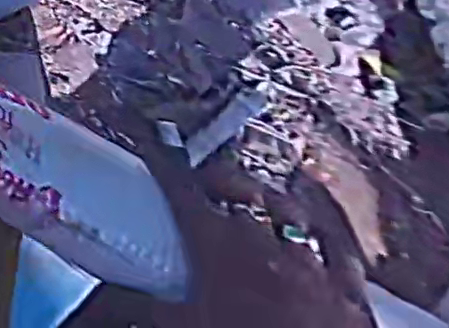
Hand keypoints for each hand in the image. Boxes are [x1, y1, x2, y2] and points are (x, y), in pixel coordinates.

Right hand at [126, 130, 375, 327]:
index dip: (163, 158)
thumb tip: (95, 298)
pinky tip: (315, 238)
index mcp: (217, 244)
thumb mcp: (177, 326)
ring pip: (292, 215)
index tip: (152, 139)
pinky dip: (323, 239)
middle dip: (220, 178)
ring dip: (269, 203)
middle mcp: (264, 245)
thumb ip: (136, 303)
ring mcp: (314, 270)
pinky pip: (341, 255)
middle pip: (240, 189)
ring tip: (254, 204)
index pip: (180, 186)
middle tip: (204, 183)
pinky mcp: (353, 302)